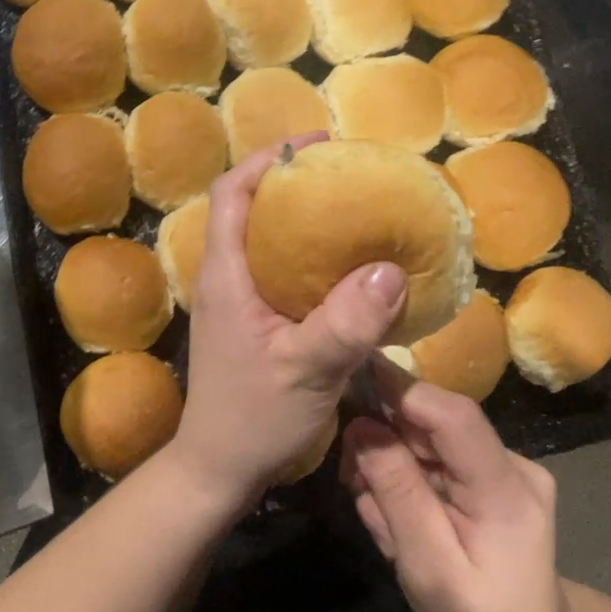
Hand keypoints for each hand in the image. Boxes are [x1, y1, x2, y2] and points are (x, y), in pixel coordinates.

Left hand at [164, 133, 409, 505]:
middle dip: (292, 183)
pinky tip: (350, 270)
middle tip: (348, 174)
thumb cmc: (254, 417)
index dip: (267, 160)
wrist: (220, 467)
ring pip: (266, 240)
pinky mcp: (251, 322)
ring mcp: (236, 301)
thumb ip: (347, 323)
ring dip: (303, 220)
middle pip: (249, 209)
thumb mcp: (307, 371)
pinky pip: (279, 272)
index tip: (315, 145)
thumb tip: (390, 268)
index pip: (231, 194)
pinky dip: (310, 258)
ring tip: (356, 211)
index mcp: (225, 276)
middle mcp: (225, 278)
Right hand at [343, 382, 568, 611]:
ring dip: (389, 457)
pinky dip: (404, 469)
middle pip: (435, 422)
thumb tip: (362, 425)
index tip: (350, 373)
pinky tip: (396, 505)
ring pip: (428, 437)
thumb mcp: (428, 569)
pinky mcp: (489, 472)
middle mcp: (513, 465)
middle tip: (349, 474)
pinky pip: (434, 454)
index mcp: (506, 492)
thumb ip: (397, 495)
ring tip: (376, 506)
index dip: (403, 389)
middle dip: (383, 434)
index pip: (456, 417)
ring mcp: (505, 466)